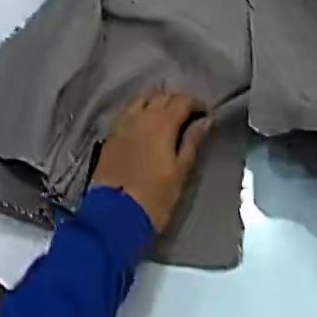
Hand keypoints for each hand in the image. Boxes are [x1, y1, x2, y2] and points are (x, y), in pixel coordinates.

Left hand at [90, 89, 213, 231]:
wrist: (112, 220)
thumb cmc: (154, 198)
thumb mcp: (180, 172)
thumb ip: (193, 142)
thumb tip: (206, 120)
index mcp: (163, 122)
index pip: (183, 100)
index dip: (196, 104)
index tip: (204, 116)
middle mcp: (142, 116)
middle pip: (163, 96)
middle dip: (177, 102)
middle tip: (187, 118)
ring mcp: (123, 124)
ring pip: (142, 99)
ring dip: (156, 102)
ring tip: (164, 118)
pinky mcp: (110, 136)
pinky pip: (128, 112)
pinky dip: (139, 111)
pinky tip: (143, 125)